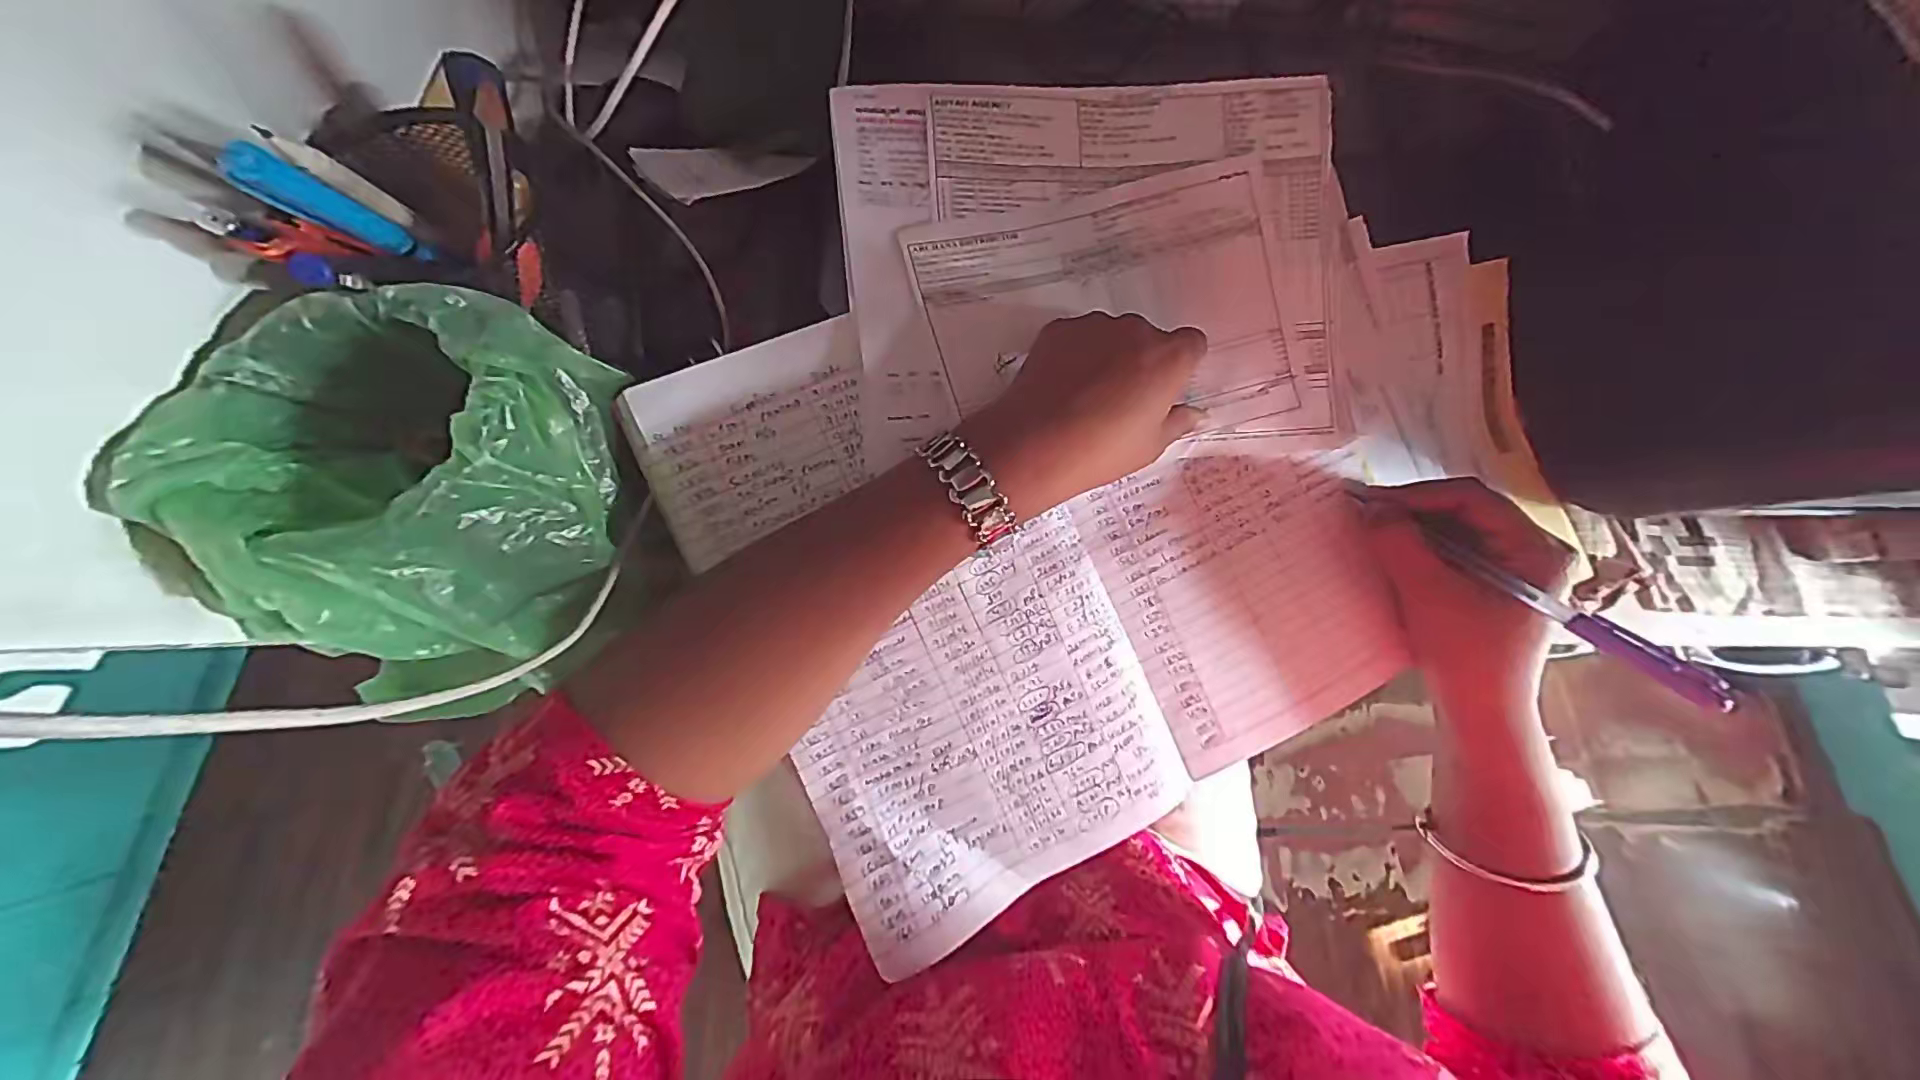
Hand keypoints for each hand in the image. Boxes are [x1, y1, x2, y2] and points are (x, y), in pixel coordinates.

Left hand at [958, 312, 1206, 515]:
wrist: (1033, 445)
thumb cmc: (1098, 451)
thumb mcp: (1148, 447)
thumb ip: (1176, 422)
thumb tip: (1191, 414)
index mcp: (1169, 358)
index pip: (1190, 345)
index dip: (1179, 367)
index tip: (1164, 389)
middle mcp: (1136, 331)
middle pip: (1148, 338)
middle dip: (1140, 361)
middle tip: (1120, 400)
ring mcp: (1095, 326)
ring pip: (1111, 334)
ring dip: (1107, 354)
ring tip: (1086, 395)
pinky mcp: (1059, 329)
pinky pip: (1077, 336)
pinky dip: (1074, 353)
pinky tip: (1063, 386)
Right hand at [1358, 479, 1575, 703]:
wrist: (1480, 710)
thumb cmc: (1466, 654)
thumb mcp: (1427, 592)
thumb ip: (1399, 543)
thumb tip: (1372, 509)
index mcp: (1534, 549)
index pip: (1471, 499)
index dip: (1417, 496)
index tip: (1372, 503)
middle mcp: (1530, 553)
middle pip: (1464, 512)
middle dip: (1412, 512)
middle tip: (1368, 515)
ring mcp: (1511, 571)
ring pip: (1453, 532)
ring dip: (1411, 531)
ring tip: (1374, 533)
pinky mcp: (1489, 588)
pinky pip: (1449, 554)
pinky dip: (1417, 550)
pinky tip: (1390, 556)